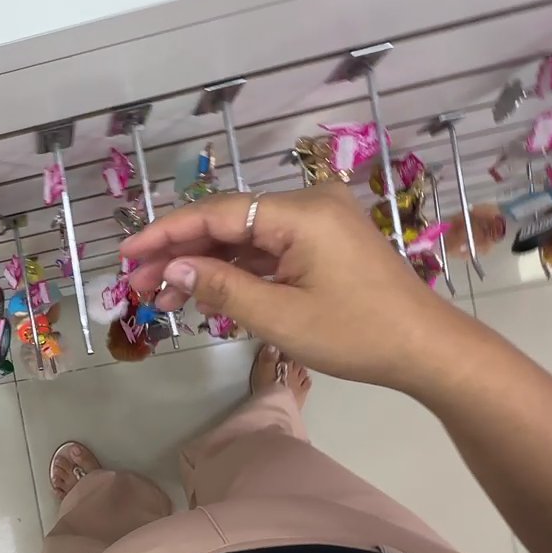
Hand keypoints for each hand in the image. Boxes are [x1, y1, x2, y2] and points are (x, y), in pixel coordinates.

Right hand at [121, 183, 478, 393]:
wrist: (424, 348)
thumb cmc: (354, 334)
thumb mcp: (278, 316)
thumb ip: (221, 286)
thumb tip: (172, 269)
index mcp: (301, 214)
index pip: (217, 214)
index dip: (166, 233)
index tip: (128, 254)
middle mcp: (308, 204)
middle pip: (227, 222)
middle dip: (179, 253)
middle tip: (139, 285)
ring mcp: (316, 221)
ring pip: (242, 237)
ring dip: (203, 264)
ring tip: (163, 297)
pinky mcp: (321, 241)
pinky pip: (265, 249)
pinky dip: (233, 270)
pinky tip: (202, 291)